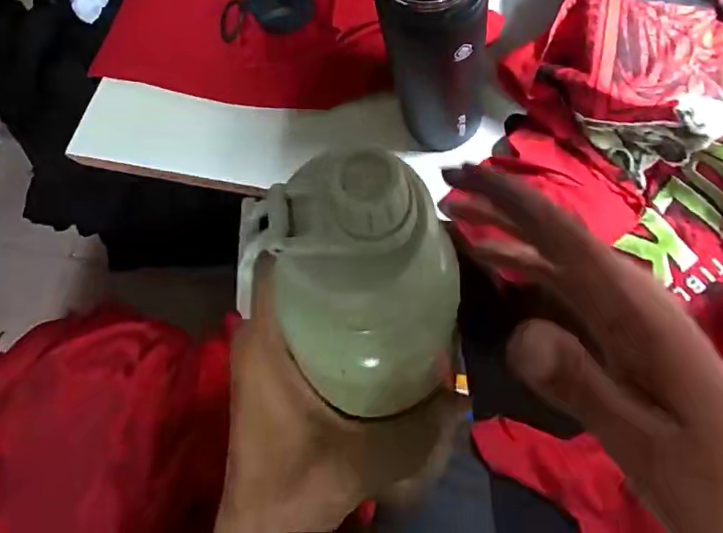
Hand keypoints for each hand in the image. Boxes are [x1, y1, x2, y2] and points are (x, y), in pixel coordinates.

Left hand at [217, 256, 466, 532]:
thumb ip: (418, 427)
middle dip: (342, 253)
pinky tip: (374, 316)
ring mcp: (264, 349)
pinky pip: (303, 317)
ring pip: (302, 292)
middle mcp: (259, 332)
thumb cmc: (298, 483)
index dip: (322, 229)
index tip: (367, 221)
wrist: (264, 530)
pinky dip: (333, 309)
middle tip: (392, 245)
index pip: (285, 255)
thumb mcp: (364, 457)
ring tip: (390, 270)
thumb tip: (463, 392)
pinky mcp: (274, 366)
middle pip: (300, 269)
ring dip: (338, 281)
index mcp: (267, 337)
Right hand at [441, 163, 722, 532]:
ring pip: (558, 262)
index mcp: (634, 305)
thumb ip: (584, 385)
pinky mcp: (626, 337)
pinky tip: (504, 276)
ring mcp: (628, 314)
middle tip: (449, 190)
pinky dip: (529, 275)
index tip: (467, 173)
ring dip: (510, 239)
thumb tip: (519, 333)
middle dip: (502, 208)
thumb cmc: (714, 476)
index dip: (511, 198)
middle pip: (555, 238)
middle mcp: (629, 294)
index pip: (561, 233)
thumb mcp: (645, 443)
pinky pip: (568, 292)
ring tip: (461, 224)